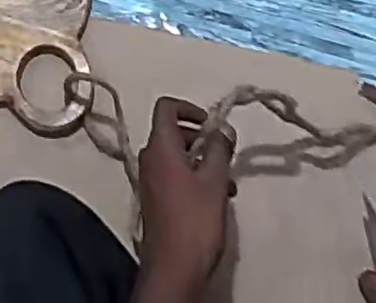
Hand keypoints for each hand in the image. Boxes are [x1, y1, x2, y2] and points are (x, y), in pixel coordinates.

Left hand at [136, 97, 236, 298]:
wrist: (172, 269)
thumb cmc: (194, 219)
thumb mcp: (214, 180)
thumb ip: (219, 149)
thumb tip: (222, 127)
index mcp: (160, 145)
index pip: (166, 107)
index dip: (189, 108)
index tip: (211, 124)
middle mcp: (149, 156)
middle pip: (172, 130)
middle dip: (199, 137)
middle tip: (223, 154)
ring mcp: (149, 178)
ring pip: (175, 155)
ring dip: (200, 160)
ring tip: (226, 182)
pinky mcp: (154, 198)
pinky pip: (172, 174)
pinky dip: (192, 176)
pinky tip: (214, 197)